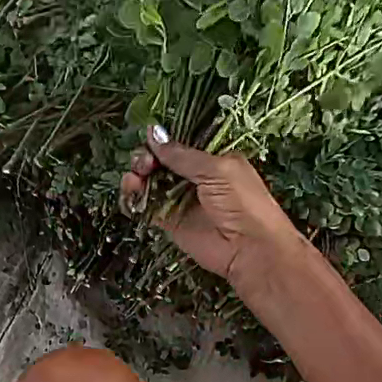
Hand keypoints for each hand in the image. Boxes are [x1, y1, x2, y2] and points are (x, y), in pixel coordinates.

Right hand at [119, 125, 309, 291]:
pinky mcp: (170, 222)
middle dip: (147, 158)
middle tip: (143, 163)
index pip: (179, 145)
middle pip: (161, 162)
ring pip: (150, 182)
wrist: (251, 249)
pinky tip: (130, 191)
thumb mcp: (216, 169)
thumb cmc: (243, 203)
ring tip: (134, 177)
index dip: (162, 142)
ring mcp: (181, 200)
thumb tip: (153, 132)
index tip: (149, 139)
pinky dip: (133, 198)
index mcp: (212, 160)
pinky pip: (147, 206)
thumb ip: (182, 155)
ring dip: (137, 176)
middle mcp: (195, 178)